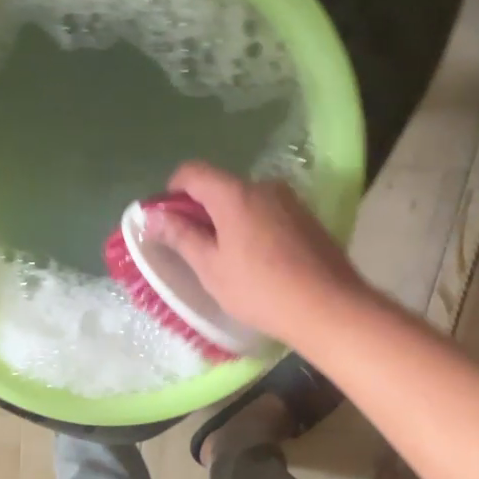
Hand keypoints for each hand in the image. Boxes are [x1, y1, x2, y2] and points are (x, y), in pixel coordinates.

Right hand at [147, 161, 373, 341]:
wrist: (326, 306)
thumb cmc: (259, 290)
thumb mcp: (210, 268)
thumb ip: (180, 237)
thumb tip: (151, 217)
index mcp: (234, 193)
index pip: (192, 172)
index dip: (171, 191)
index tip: (165, 221)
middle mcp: (263, 186)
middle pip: (220, 186)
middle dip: (200, 210)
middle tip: (192, 248)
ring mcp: (289, 200)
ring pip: (245, 201)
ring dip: (227, 221)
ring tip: (225, 260)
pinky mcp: (306, 218)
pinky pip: (267, 214)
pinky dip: (251, 229)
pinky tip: (255, 262)